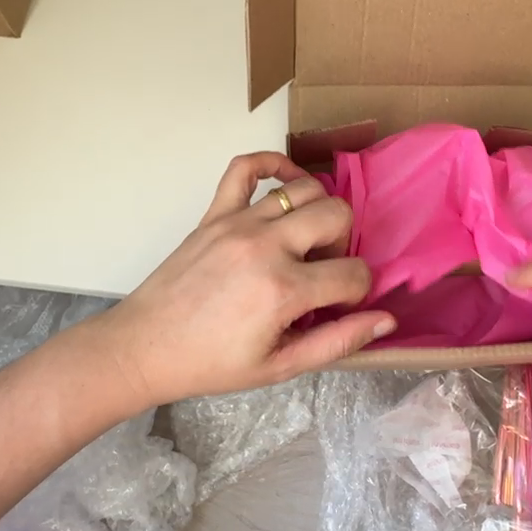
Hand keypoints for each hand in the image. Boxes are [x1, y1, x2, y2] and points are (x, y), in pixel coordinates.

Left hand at [82, 152, 393, 406]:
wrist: (145, 347)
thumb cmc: (212, 363)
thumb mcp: (280, 367)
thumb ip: (338, 342)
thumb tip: (387, 320)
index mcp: (283, 290)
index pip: (354, 273)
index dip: (357, 292)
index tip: (337, 306)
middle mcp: (265, 246)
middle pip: (337, 215)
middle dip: (343, 244)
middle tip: (320, 272)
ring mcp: (238, 222)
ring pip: (304, 188)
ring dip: (317, 213)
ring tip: (302, 243)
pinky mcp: (214, 213)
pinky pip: (246, 167)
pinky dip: (273, 163)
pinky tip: (286, 183)